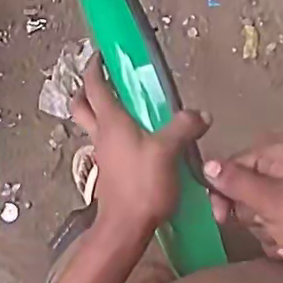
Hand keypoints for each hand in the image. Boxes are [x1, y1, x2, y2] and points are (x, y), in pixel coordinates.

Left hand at [69, 59, 210, 231]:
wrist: (125, 228)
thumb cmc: (141, 185)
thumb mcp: (168, 151)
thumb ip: (184, 128)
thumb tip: (200, 114)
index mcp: (110, 122)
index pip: (95, 86)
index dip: (95, 67)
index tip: (101, 54)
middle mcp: (101, 134)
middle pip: (82, 105)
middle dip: (87, 88)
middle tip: (104, 79)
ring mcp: (103, 154)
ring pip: (92, 124)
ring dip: (99, 111)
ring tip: (125, 106)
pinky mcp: (109, 171)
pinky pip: (107, 143)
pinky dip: (115, 134)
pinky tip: (137, 139)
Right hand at [204, 145, 282, 282]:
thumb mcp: (269, 200)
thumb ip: (235, 181)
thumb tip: (206, 165)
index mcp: (280, 157)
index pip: (235, 164)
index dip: (224, 188)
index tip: (220, 214)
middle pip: (242, 189)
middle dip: (249, 213)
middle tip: (261, 224)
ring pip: (253, 212)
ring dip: (263, 229)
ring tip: (282, 236)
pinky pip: (268, 227)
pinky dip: (274, 239)